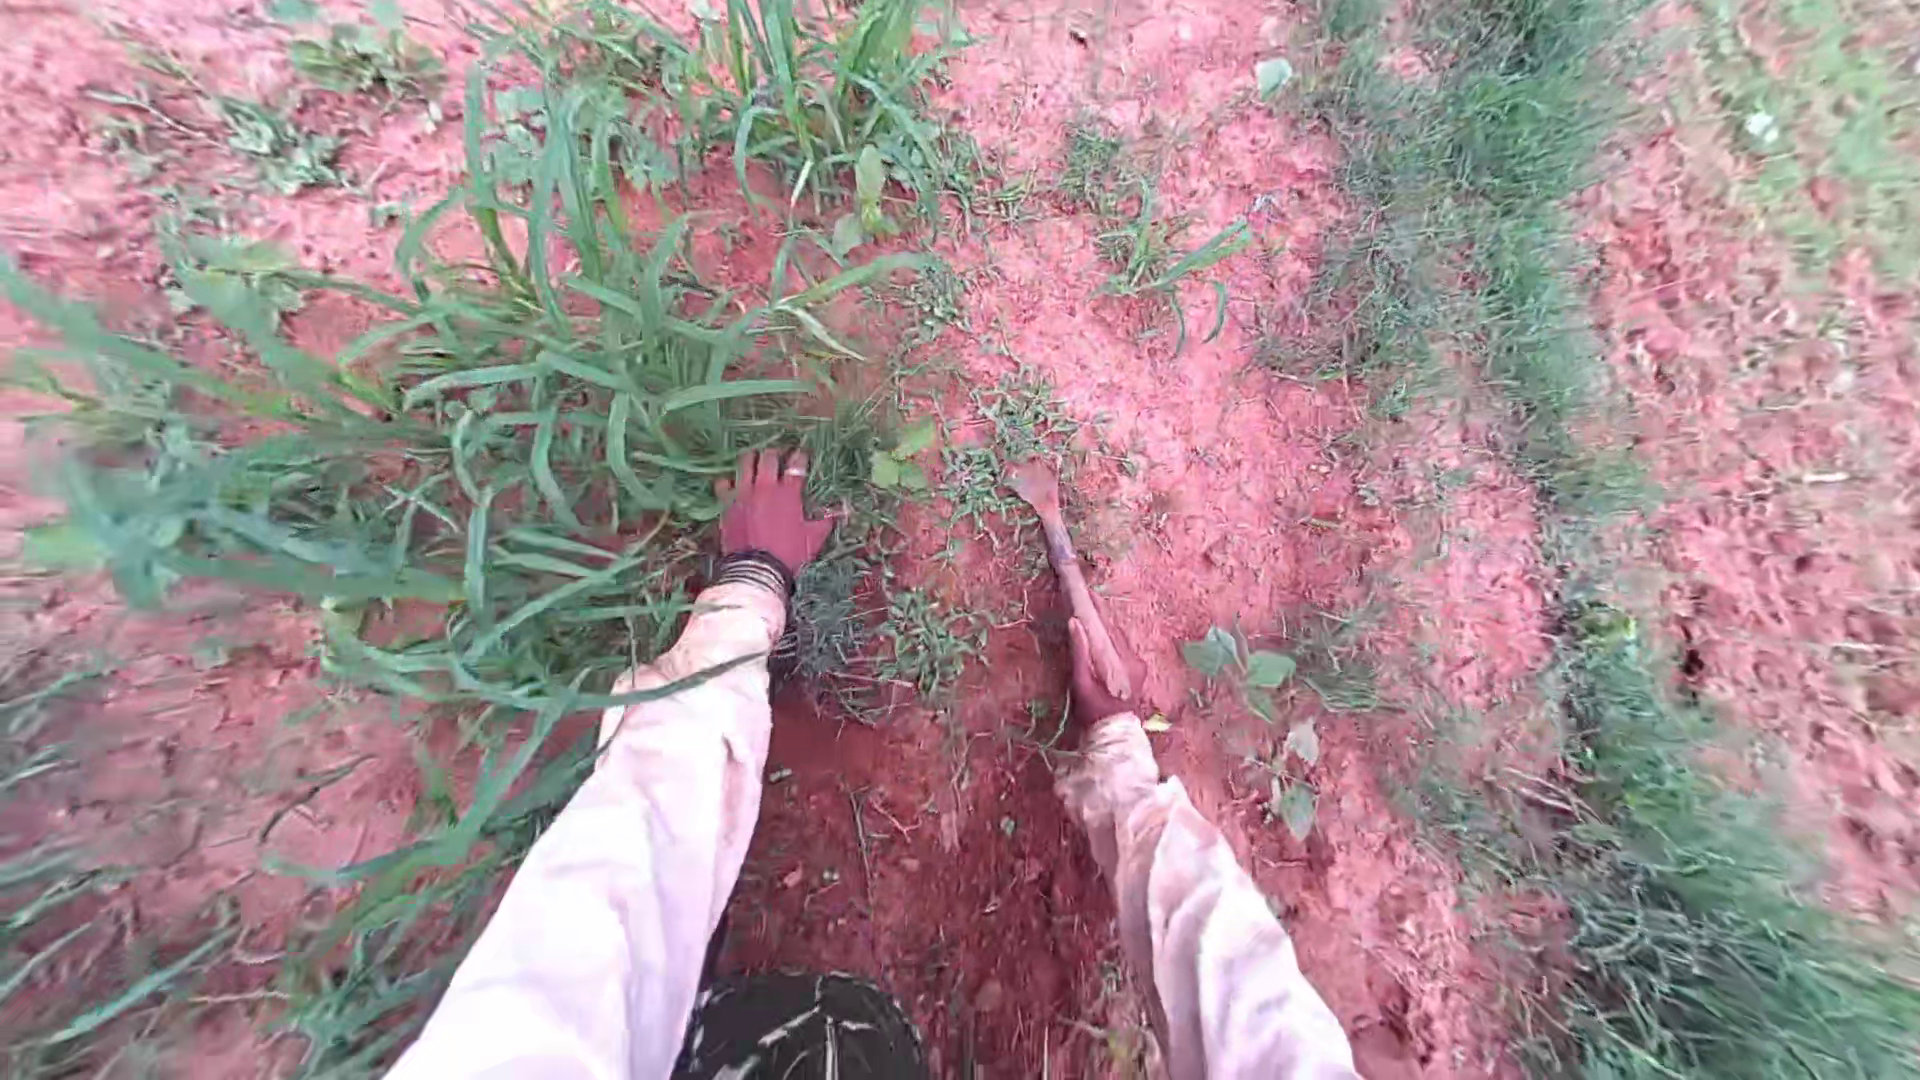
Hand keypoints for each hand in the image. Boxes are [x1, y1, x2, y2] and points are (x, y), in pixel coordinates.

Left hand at [714, 448, 834, 575]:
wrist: (757, 569)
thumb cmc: (789, 553)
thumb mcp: (813, 539)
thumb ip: (825, 522)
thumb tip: (842, 512)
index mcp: (789, 493)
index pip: (796, 465)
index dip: (800, 456)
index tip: (801, 454)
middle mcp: (765, 487)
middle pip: (768, 457)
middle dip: (775, 453)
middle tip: (777, 455)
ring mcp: (743, 493)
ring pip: (745, 463)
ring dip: (751, 459)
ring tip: (754, 459)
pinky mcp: (727, 503)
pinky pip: (723, 483)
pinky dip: (728, 481)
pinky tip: (732, 483)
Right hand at [1068, 606, 1147, 727]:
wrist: (1113, 738)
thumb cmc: (1094, 713)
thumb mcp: (1082, 683)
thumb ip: (1079, 652)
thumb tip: (1074, 623)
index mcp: (1125, 661)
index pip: (1110, 627)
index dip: (1098, 609)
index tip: (1088, 593)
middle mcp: (1136, 660)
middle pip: (1116, 631)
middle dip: (1100, 615)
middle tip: (1086, 598)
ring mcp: (1137, 667)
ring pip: (1118, 639)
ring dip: (1104, 626)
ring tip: (1089, 612)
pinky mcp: (1135, 672)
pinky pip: (1120, 649)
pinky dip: (1108, 638)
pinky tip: (1098, 634)